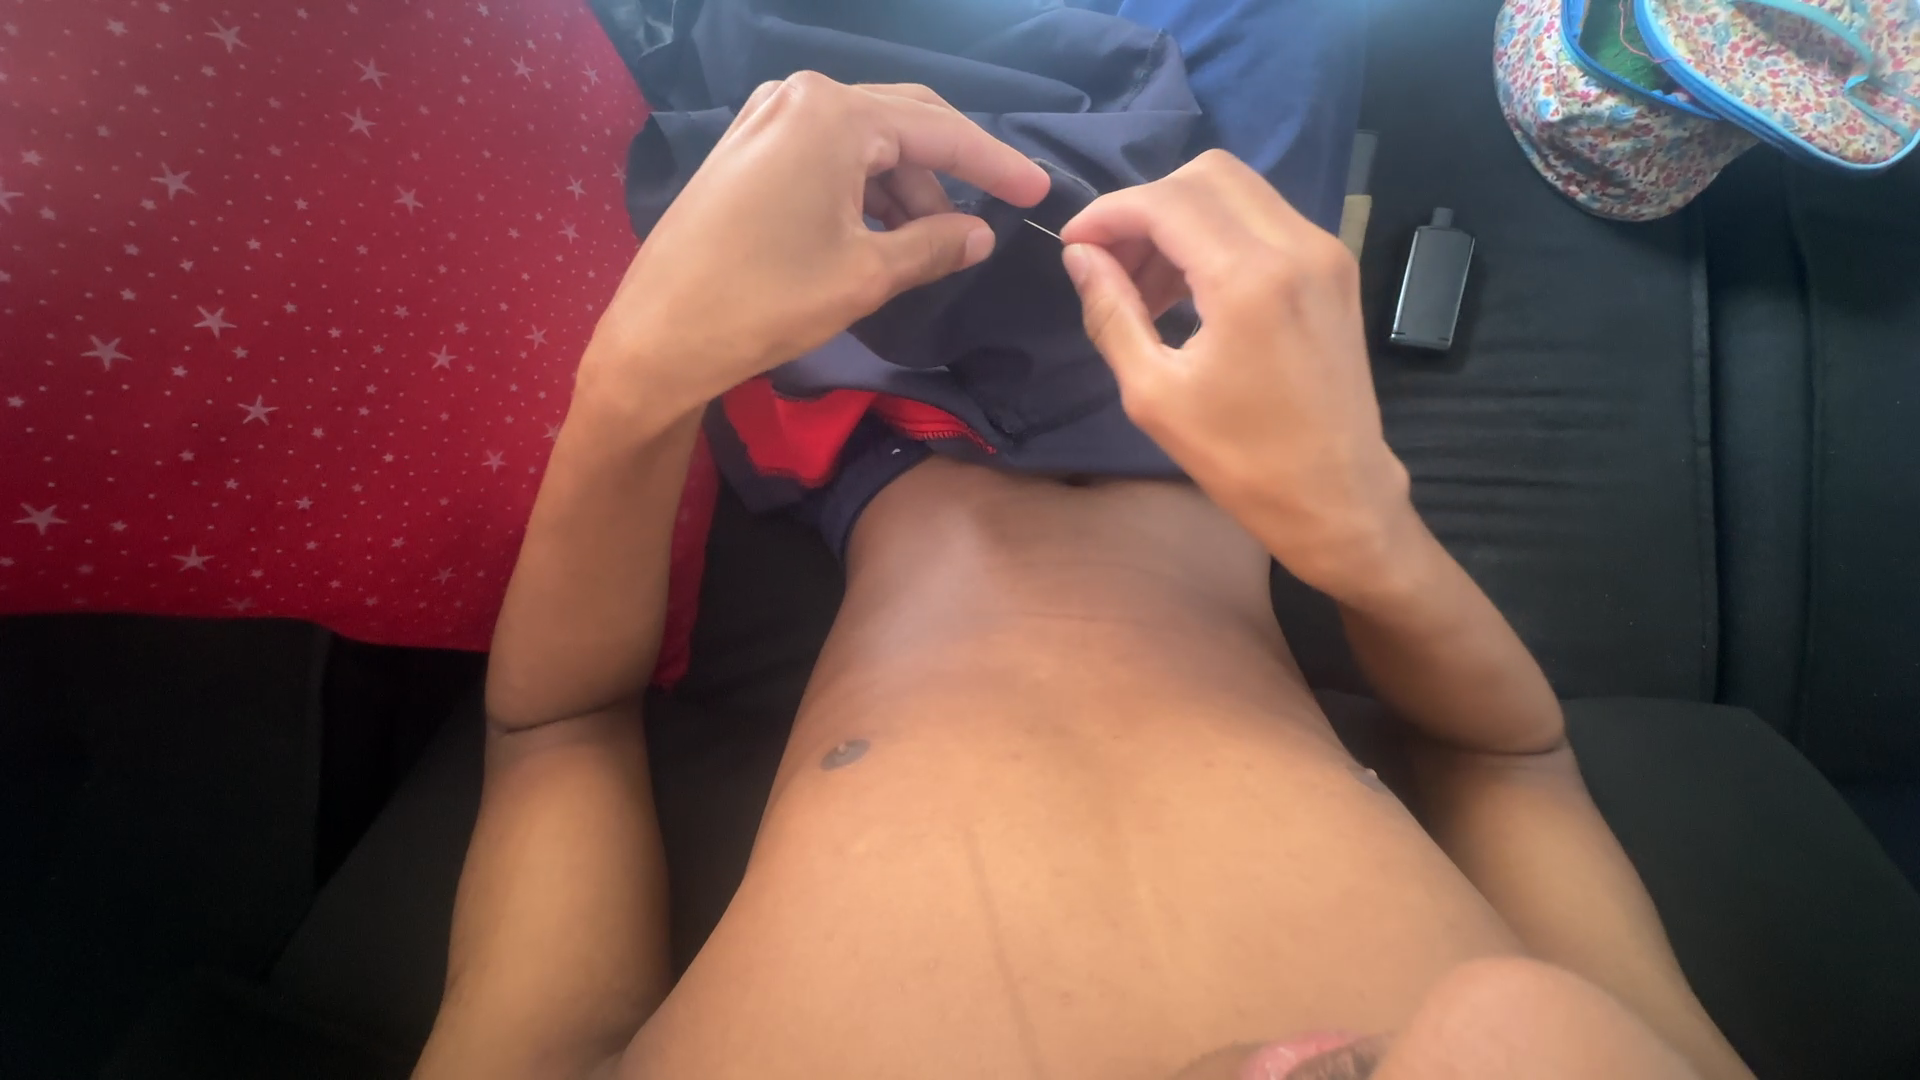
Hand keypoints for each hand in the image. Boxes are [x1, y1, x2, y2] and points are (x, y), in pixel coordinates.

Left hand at [581, 73, 1049, 426]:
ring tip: (924, 247)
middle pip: (900, 126)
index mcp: (833, 115)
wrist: (662, 334)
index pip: (939, 130)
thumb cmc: (768, 301)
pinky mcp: (747, 154)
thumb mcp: (866, 275)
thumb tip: (981, 235)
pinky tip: (876, 236)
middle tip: (984, 219)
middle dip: (948, 174)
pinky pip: (826, 161)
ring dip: (902, 192)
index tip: (1034, 191)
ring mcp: (766, 122)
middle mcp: (798, 98)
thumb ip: (932, 246)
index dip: (994, 163)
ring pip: (862, 148)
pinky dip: (861, 195)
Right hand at [1058, 150, 1414, 602]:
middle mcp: (1295, 244)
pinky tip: (1189, 291)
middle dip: (1145, 208)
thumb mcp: (1153, 394)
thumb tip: (1079, 258)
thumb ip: (1112, 314)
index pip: (1166, 202)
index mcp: (1248, 279)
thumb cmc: (1237, 458)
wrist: (1333, 494)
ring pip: (1237, 192)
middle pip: (1205, 175)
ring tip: (1145, 288)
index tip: (1074, 245)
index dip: (1109, 213)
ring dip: (1179, 221)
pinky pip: (1263, 221)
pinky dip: (1216, 236)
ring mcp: (1324, 251)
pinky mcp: (1335, 269)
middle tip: (1112, 265)